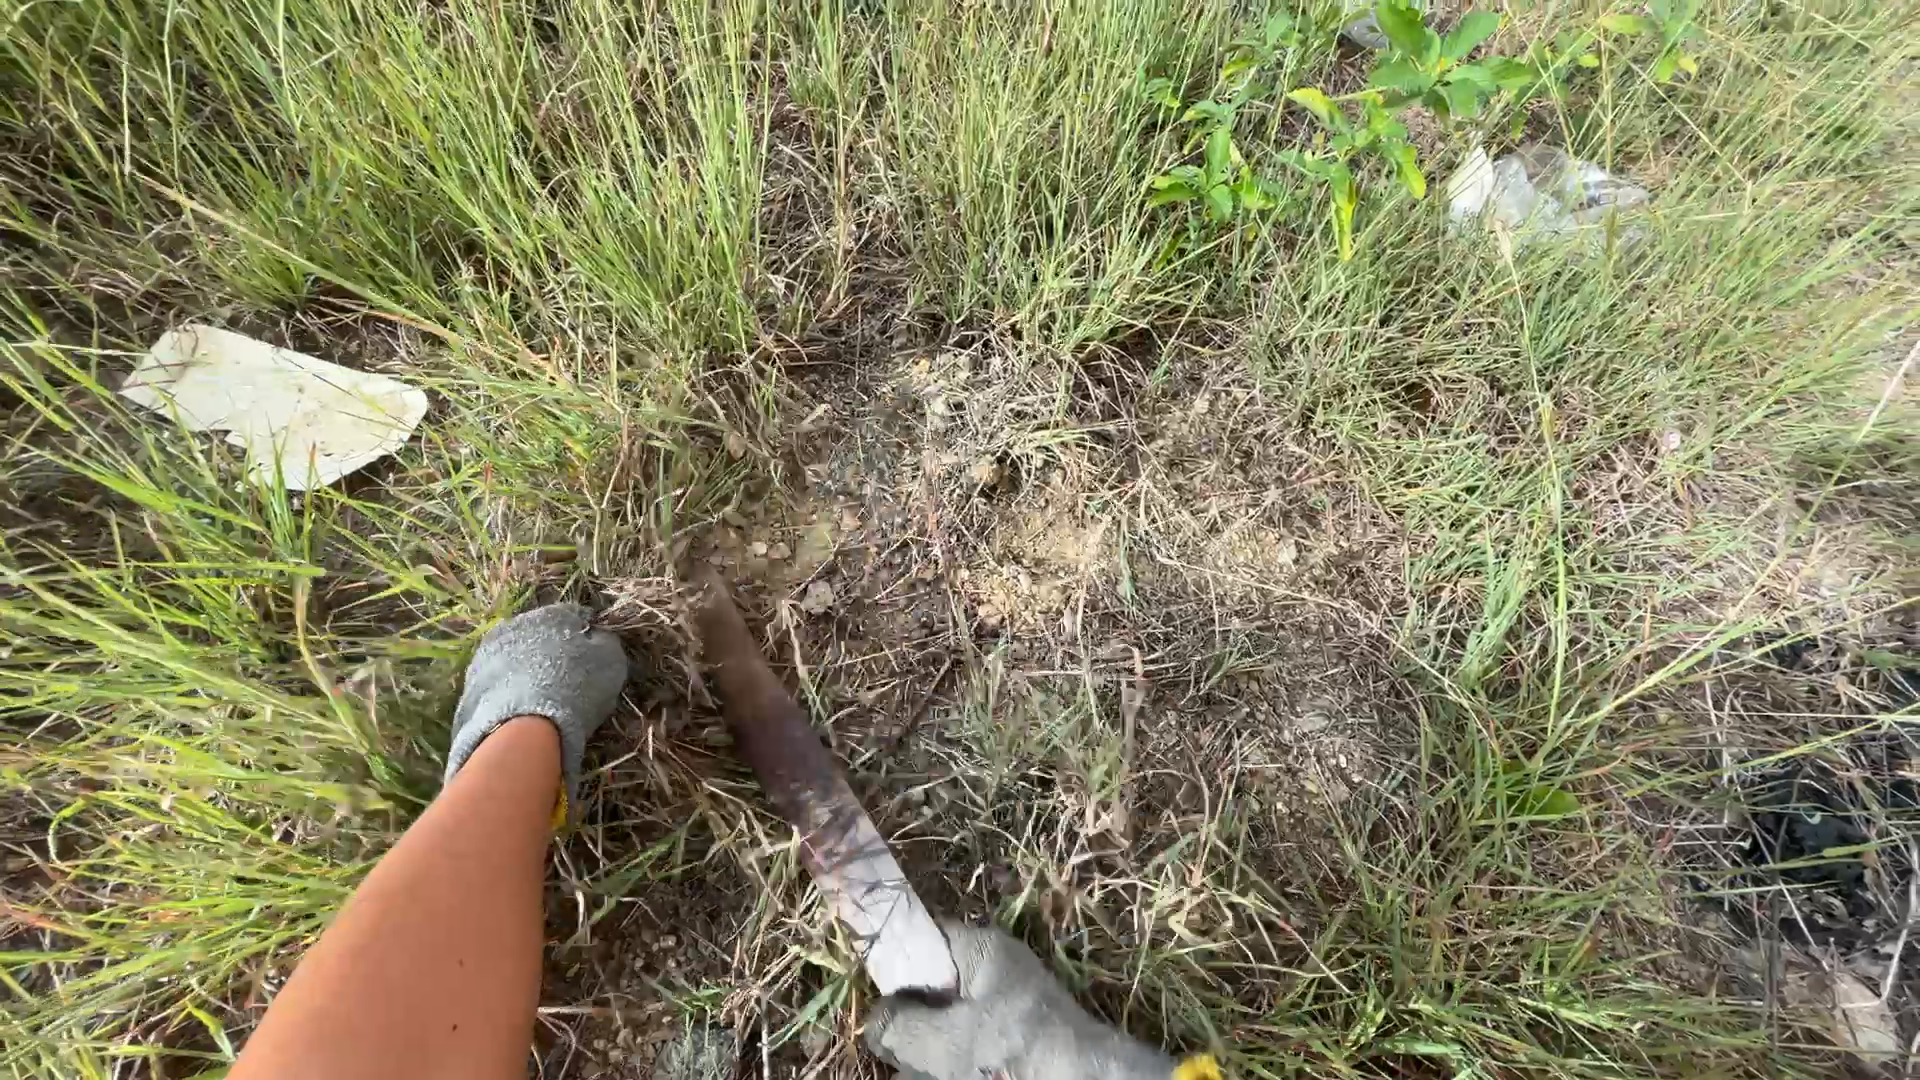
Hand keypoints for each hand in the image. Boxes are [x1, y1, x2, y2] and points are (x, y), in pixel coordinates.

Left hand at [444, 602, 627, 821]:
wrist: (525, 729)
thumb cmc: (576, 688)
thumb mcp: (611, 660)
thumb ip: (606, 641)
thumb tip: (598, 636)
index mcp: (551, 614)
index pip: (575, 616)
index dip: (587, 636)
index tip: (593, 656)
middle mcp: (515, 625)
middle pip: (541, 635)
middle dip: (553, 650)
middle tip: (568, 678)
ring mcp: (486, 654)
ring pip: (516, 658)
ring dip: (528, 670)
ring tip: (542, 698)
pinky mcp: (469, 684)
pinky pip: (499, 682)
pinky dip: (510, 691)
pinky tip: (522, 711)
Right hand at [865, 923, 1176, 1079]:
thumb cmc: (1014, 1050)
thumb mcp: (949, 1040)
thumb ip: (905, 1026)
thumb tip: (874, 1019)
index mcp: (981, 951)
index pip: (926, 939)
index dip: (895, 961)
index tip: (870, 991)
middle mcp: (993, 971)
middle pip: (933, 986)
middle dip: (906, 1018)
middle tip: (884, 1045)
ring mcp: (1005, 1008)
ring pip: (949, 1021)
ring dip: (923, 1048)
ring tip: (905, 1068)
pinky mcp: (1013, 1041)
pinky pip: (967, 1044)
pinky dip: (947, 1060)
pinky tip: (928, 1073)